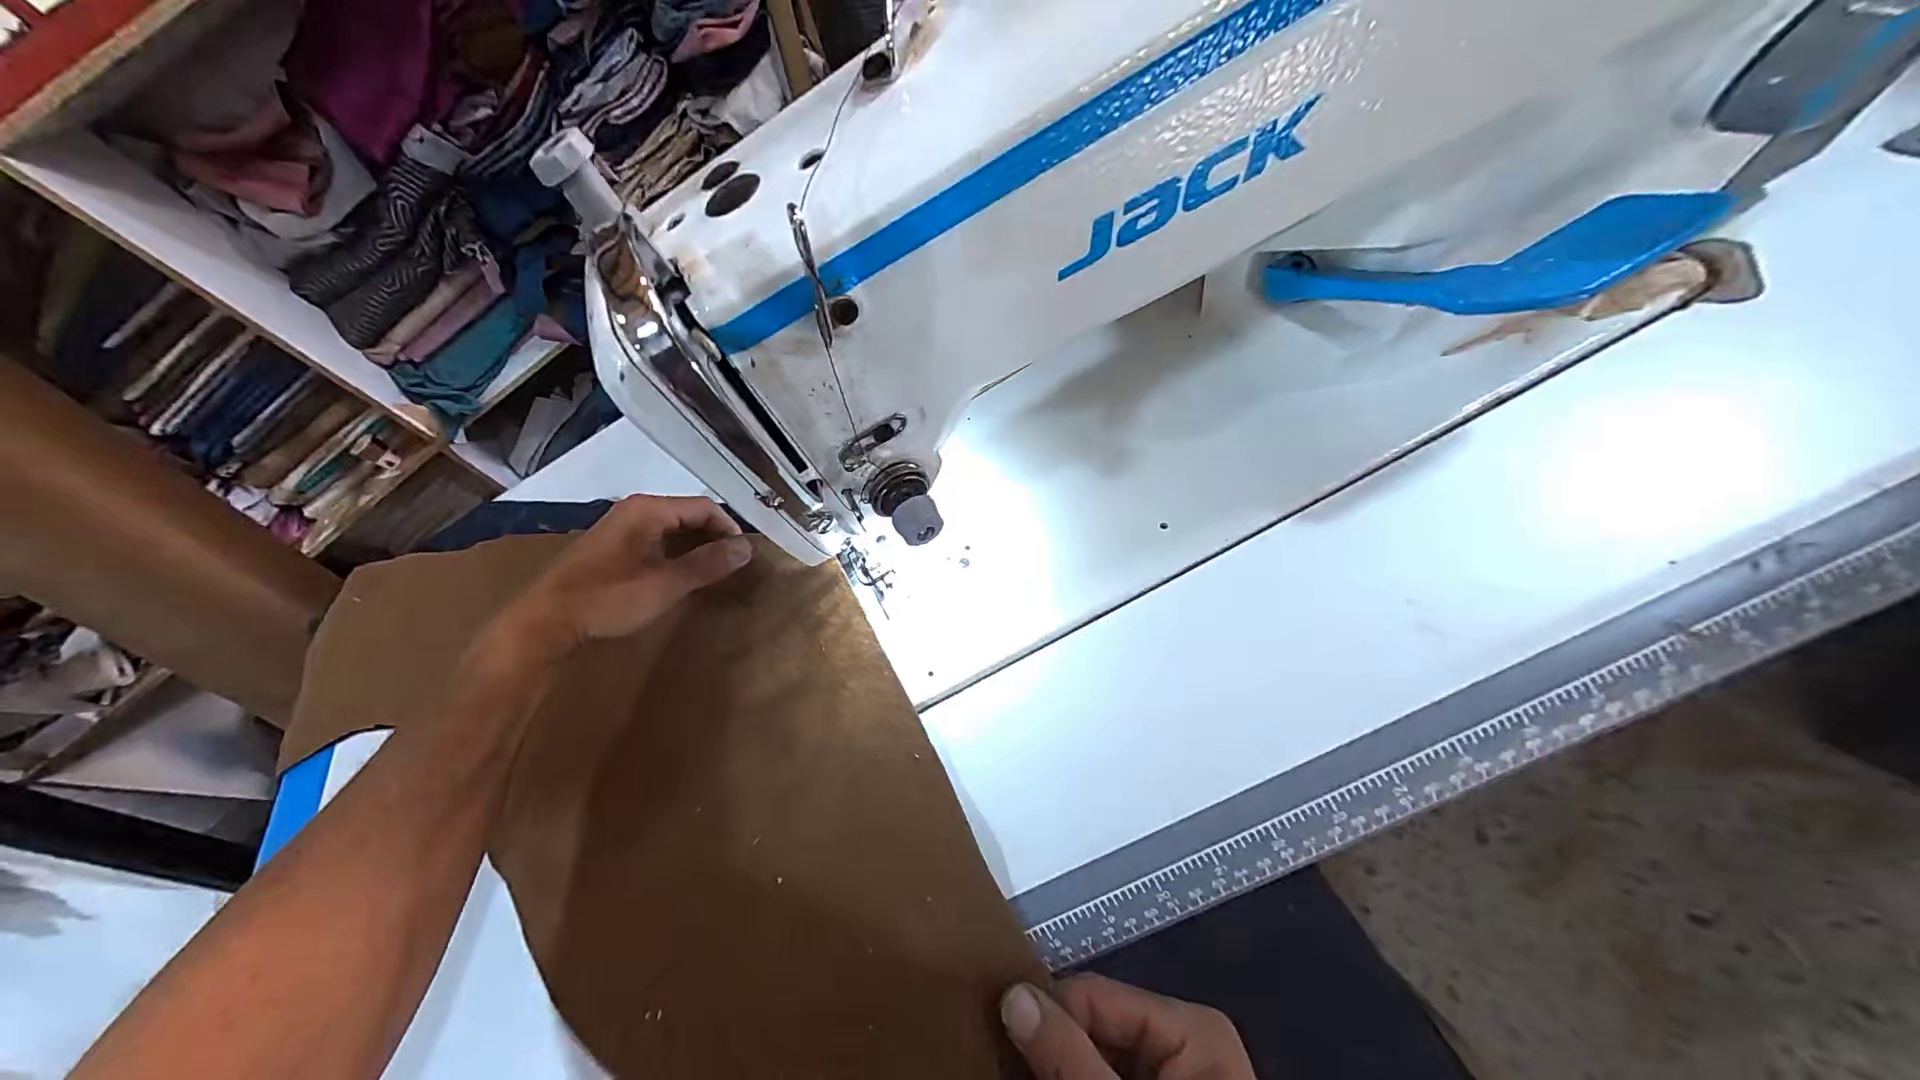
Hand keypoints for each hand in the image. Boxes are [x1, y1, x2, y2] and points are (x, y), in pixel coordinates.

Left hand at [489, 495, 752, 661]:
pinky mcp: (610, 545)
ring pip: (671, 527)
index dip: (729, 528)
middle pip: (688, 513)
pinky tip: (680, 573)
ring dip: (695, 545)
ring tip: (713, 570)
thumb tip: (746, 548)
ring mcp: (619, 526)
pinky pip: (655, 538)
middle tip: (733, 563)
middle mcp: (634, 509)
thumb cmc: (608, 599)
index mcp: (648, 510)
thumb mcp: (666, 584)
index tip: (744, 555)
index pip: (704, 507)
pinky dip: (675, 551)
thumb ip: (708, 564)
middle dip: (714, 536)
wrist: (545, 621)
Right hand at [1001, 975, 1254, 1079]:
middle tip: (1005, 1071)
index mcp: (1192, 1030)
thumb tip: (1014, 996)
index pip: (1092, 996)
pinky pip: (1104, 1077)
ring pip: (1092, 1055)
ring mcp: (1173, 1077)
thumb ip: (1068, 1057)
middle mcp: (1184, 1042)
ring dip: (1055, 1070)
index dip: (1045, 1021)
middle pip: (1093, 1026)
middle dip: (1049, 1052)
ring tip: (1016, 1078)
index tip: (1002, 1055)